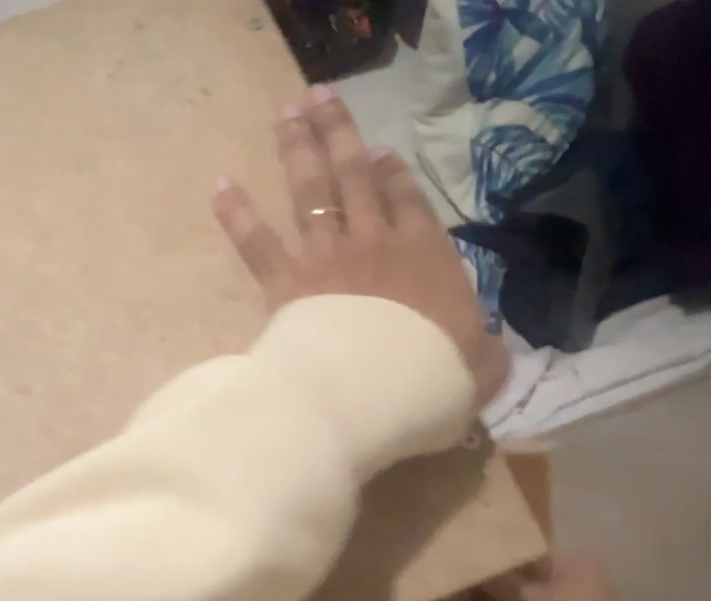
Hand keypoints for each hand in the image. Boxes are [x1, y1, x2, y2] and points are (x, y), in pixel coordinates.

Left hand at [212, 85, 506, 405]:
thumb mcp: (477, 368)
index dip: (391, 171)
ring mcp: (328, 257)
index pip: (407, 199)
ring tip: (286, 115)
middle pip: (355, 176)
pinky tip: (222, 187)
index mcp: (425, 253)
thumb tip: (488, 348)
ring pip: (312, 191)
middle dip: (338, 133)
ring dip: (298, 149)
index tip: (378, 149)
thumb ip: (484, 352)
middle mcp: (374, 241)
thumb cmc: (432, 377)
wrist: (375, 392)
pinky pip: (258, 243)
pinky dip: (238, 215)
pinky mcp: (287, 282)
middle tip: (320, 98)